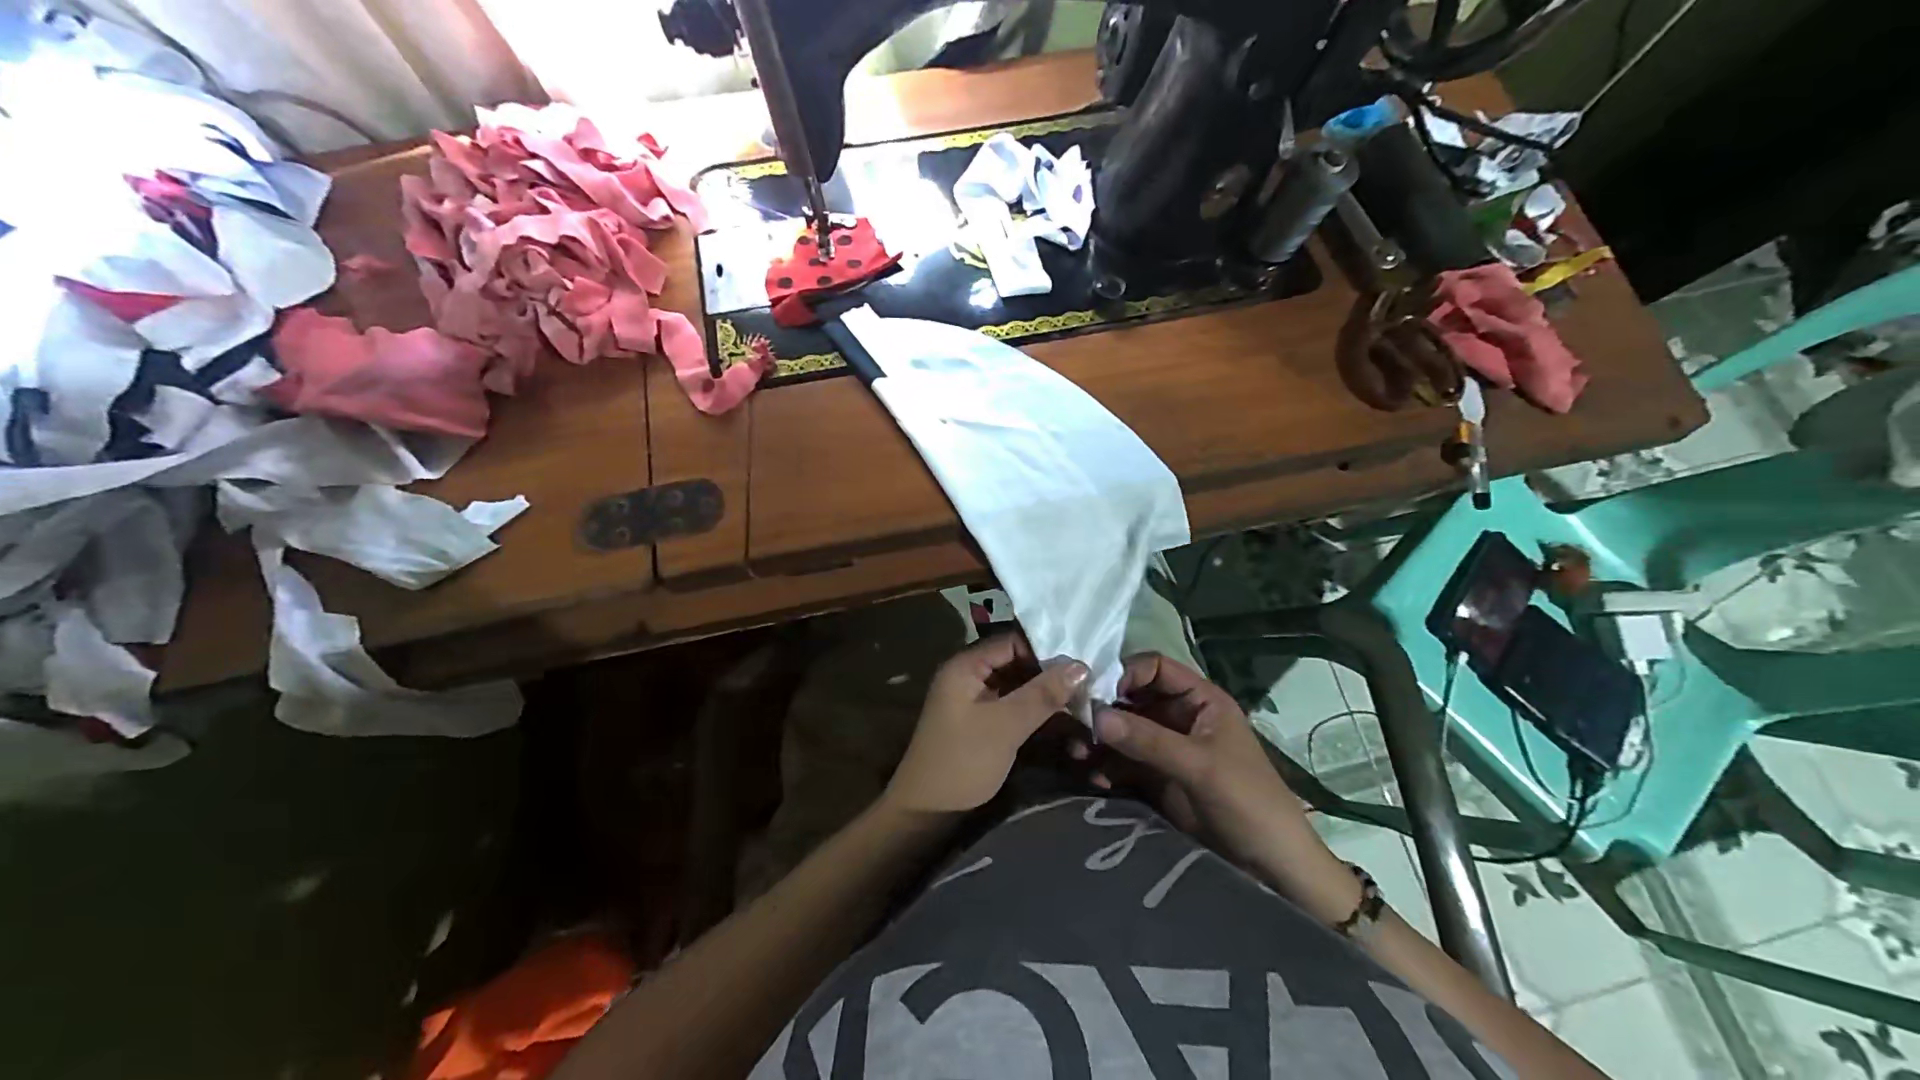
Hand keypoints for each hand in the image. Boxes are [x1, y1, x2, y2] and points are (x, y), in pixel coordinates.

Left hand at [881, 635, 1087, 815]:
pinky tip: (1070, 736)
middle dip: (1054, 680)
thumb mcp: (1005, 725)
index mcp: (966, 666)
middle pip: (1020, 666)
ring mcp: (977, 703)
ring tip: (1088, 715)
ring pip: (1022, 692)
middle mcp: (971, 678)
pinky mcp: (985, 727)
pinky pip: (1018, 713)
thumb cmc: (962, 762)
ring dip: (1051, 704)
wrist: (927, 814)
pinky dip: (1040, 721)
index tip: (1084, 667)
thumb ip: (1042, 694)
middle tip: (1093, 692)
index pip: (1013, 642)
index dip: (1047, 651)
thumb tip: (1082, 664)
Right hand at [1092, 653, 1360, 923]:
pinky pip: (1122, 763)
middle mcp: (1179, 718)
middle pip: (1133, 699)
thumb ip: (1148, 739)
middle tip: (1077, 727)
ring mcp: (1166, 750)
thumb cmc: (1248, 802)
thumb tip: (1096, 715)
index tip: (1101, 694)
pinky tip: (1094, 778)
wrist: (1271, 868)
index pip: (1156, 668)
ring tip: (1079, 756)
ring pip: (1123, 732)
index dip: (1128, 674)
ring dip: (1100, 741)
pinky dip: (1106, 767)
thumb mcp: (1199, 766)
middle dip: (1105, 710)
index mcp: (1201, 701)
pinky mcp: (1156, 780)